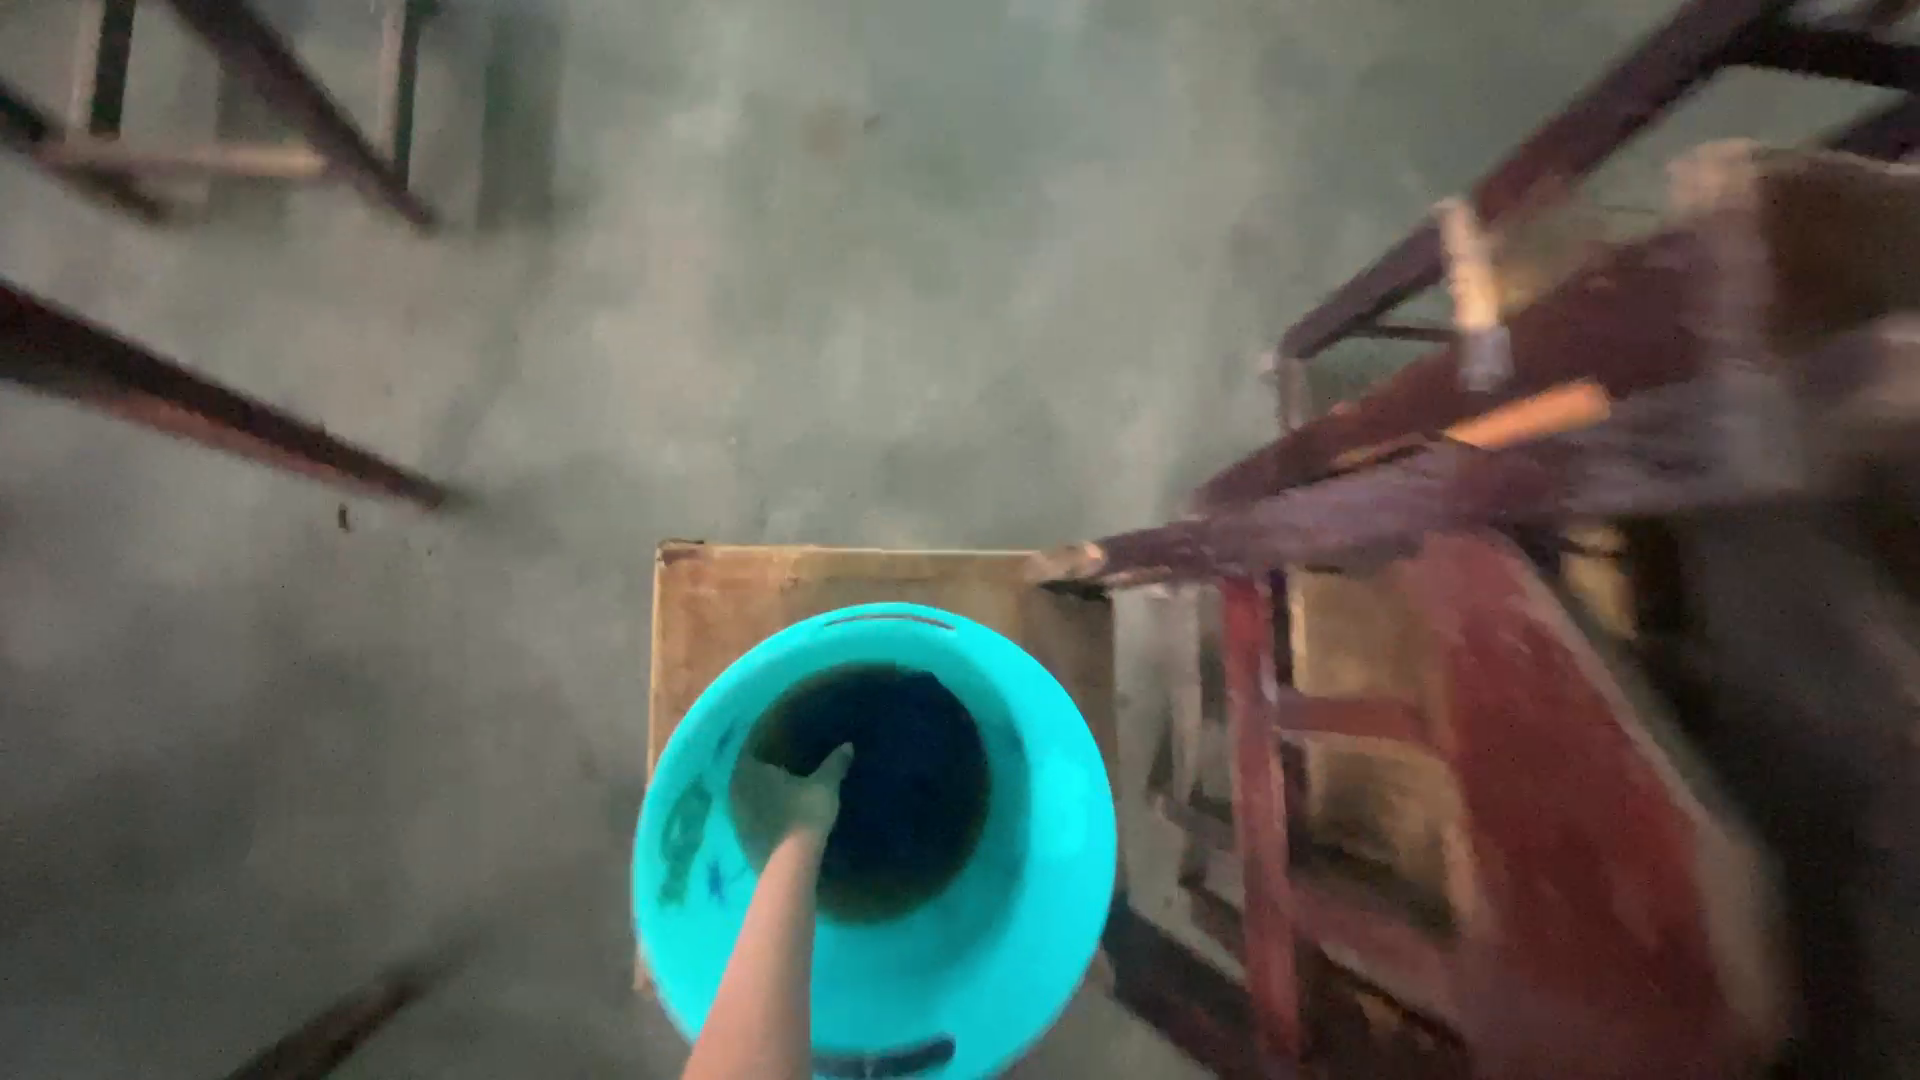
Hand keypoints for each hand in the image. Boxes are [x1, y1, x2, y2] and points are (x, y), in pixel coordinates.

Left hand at [731, 744, 854, 863]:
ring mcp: (735, 816)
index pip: (752, 746)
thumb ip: (834, 763)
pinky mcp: (741, 837)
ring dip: (760, 789)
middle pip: (748, 770)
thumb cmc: (804, 814)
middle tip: (783, 758)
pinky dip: (761, 809)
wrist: (790, 865)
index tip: (779, 736)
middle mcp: (736, 789)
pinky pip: (750, 814)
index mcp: (750, 770)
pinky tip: (777, 810)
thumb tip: (848, 745)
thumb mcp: (825, 785)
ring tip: (781, 784)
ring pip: (747, 793)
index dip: (765, 739)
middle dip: (763, 764)